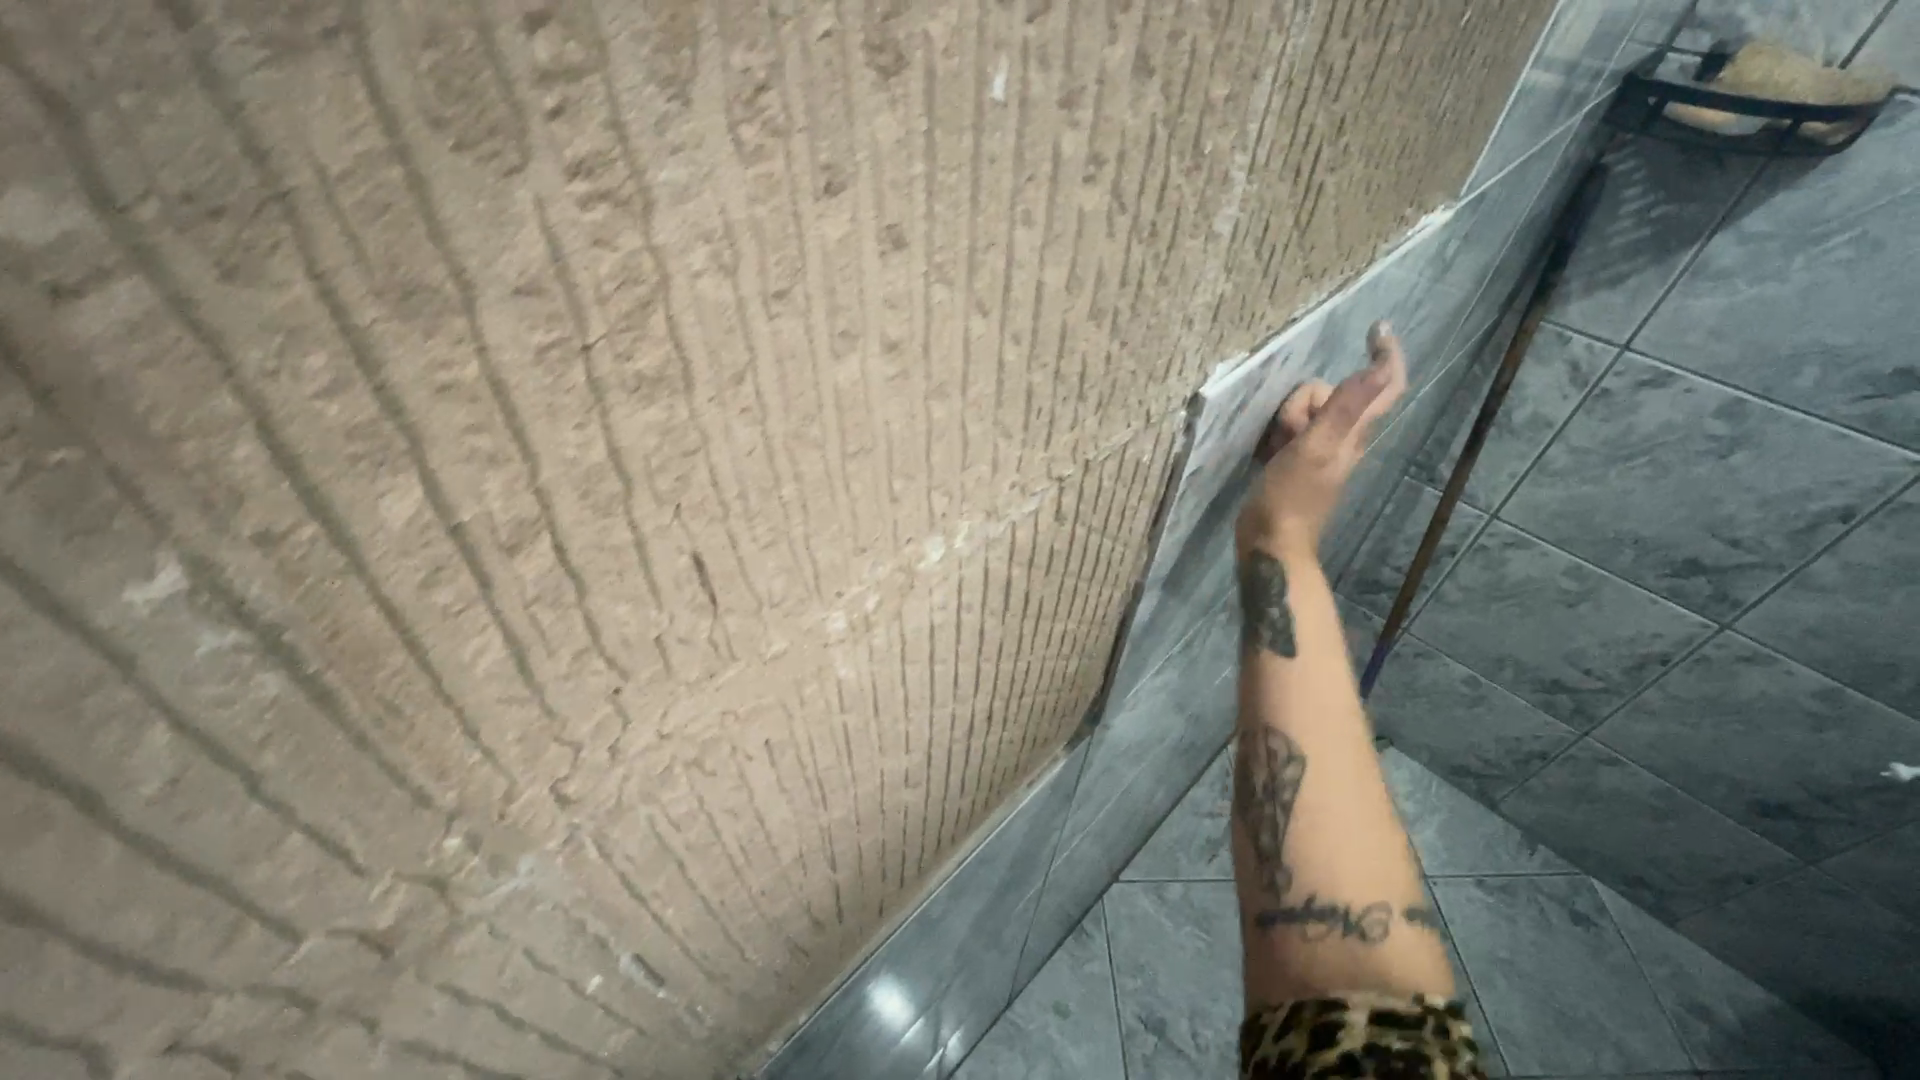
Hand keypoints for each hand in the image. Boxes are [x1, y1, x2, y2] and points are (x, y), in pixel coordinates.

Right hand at [1237, 321, 1407, 558]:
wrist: (1271, 544)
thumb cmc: (1291, 498)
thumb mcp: (1315, 448)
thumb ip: (1343, 407)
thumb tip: (1378, 367)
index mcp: (1354, 433)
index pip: (1385, 385)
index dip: (1386, 355)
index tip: (1375, 329)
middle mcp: (1344, 439)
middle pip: (1331, 395)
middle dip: (1304, 402)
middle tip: (1288, 432)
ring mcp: (1320, 452)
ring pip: (1306, 413)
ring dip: (1285, 422)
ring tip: (1274, 449)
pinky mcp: (1297, 464)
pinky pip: (1289, 433)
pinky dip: (1277, 437)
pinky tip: (1266, 455)